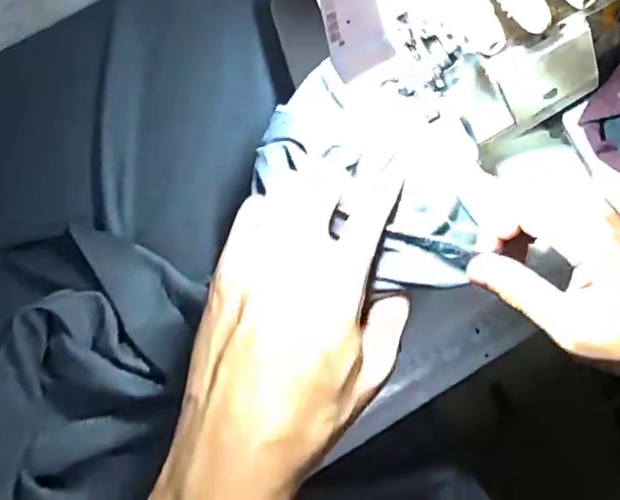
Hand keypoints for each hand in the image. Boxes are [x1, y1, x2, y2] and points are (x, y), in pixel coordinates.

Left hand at [152, 171, 408, 499]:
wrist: (226, 457)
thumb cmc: (304, 419)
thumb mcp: (370, 376)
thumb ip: (392, 318)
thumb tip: (394, 283)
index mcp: (336, 286)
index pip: (368, 213)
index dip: (386, 181)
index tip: (396, 164)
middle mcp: (294, 262)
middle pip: (321, 187)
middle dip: (343, 178)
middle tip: (353, 189)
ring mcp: (252, 264)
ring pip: (283, 192)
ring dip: (308, 185)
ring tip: (320, 194)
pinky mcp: (223, 274)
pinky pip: (249, 213)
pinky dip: (271, 203)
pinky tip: (279, 216)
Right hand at [465, 184, 619, 381]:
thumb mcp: (572, 329)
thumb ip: (520, 291)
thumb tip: (477, 266)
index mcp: (587, 229)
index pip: (522, 203)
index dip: (493, 227)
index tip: (485, 262)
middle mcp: (595, 205)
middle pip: (531, 188)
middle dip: (502, 219)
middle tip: (495, 260)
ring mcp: (605, 205)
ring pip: (545, 189)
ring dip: (520, 215)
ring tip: (513, 256)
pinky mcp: (609, 212)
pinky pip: (561, 196)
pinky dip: (539, 214)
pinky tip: (537, 246)